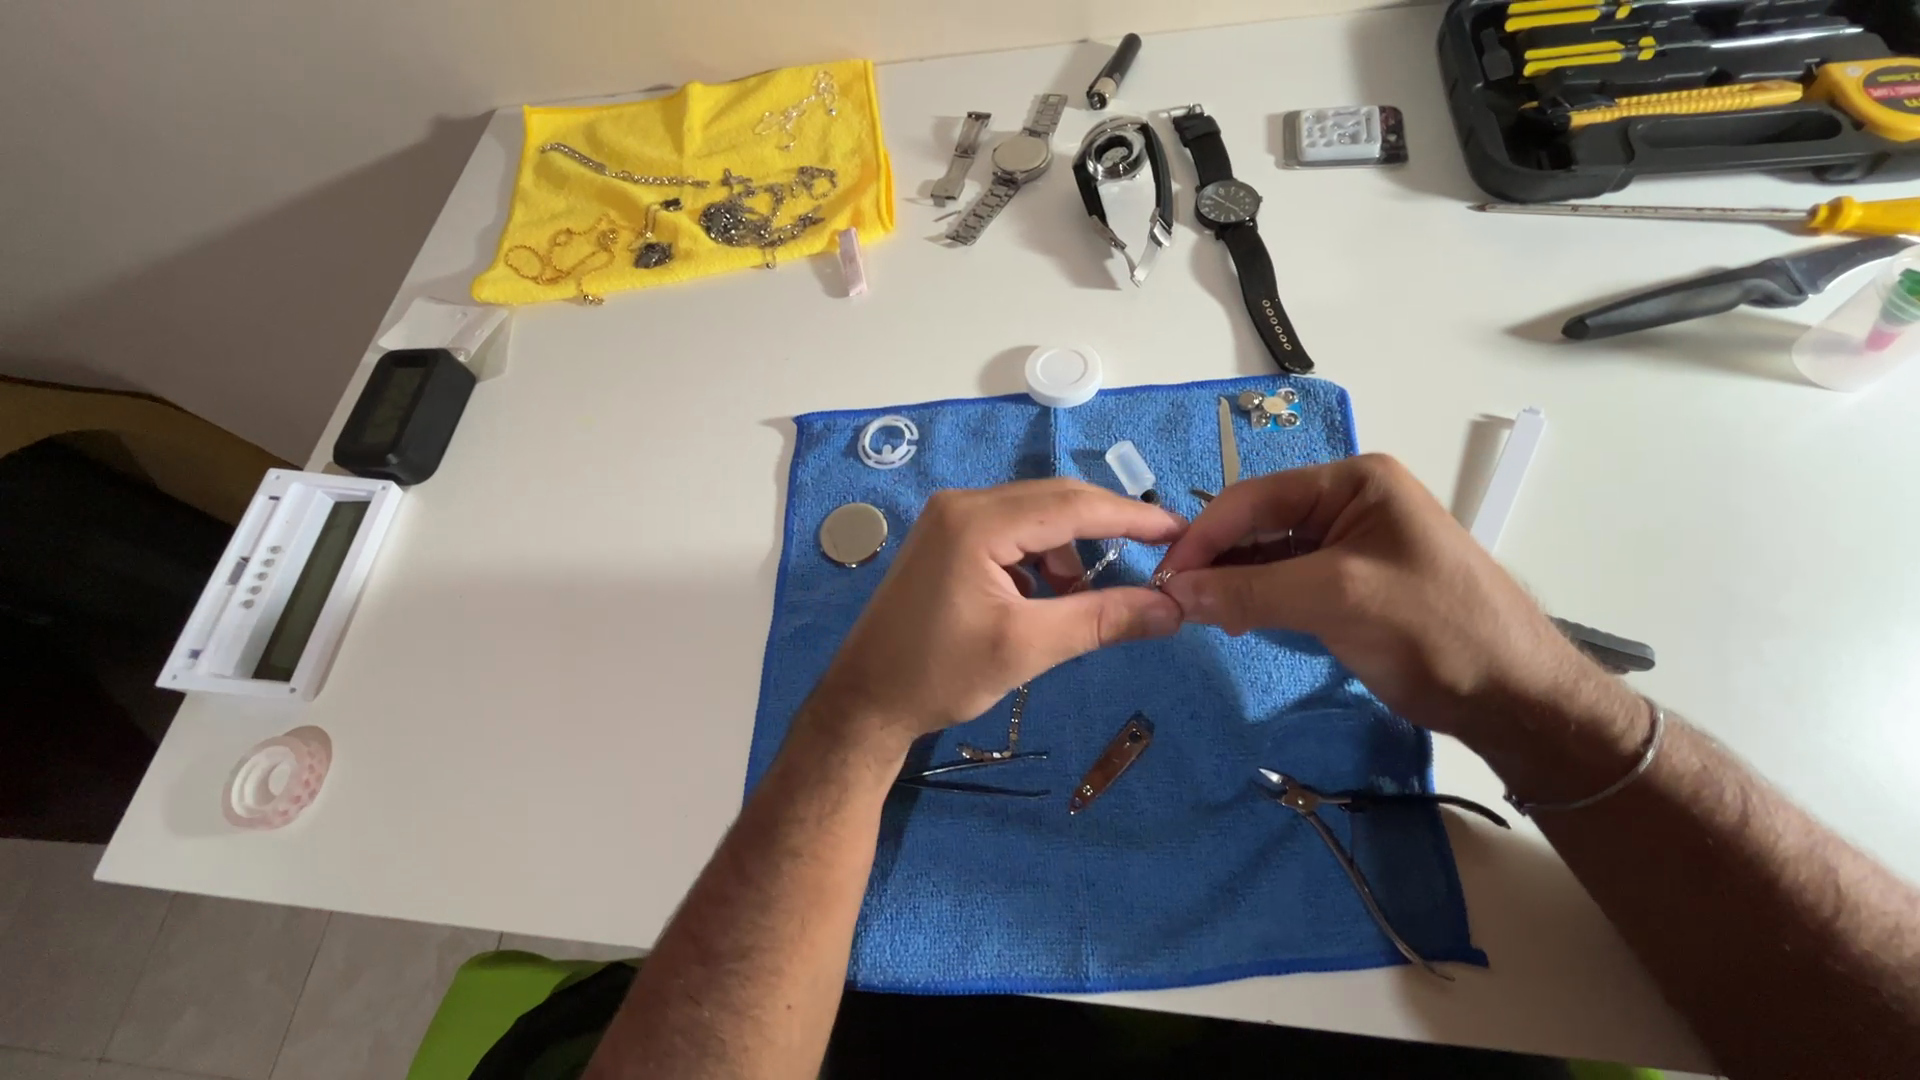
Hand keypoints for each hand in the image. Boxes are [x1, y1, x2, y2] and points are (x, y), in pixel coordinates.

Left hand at [808, 479, 1186, 750]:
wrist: (866, 701)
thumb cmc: (940, 675)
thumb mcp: (1028, 648)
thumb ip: (1102, 620)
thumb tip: (1172, 607)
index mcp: (978, 521)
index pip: (1073, 506)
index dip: (1132, 517)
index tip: (1181, 532)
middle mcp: (963, 503)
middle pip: (1055, 501)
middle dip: (1105, 531)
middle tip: (1153, 562)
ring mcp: (949, 518)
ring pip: (1034, 516)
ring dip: (1068, 550)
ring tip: (1079, 600)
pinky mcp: (945, 539)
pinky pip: (1010, 531)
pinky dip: (1039, 557)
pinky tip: (1042, 596)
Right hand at [1153, 454, 1608, 740]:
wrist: (1514, 699)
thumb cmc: (1434, 630)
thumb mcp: (1338, 599)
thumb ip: (1250, 590)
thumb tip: (1174, 590)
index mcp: (1353, 482)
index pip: (1254, 497)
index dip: (1204, 534)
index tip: (1165, 576)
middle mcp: (1346, 503)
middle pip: (1257, 523)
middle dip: (1216, 560)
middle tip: (1179, 602)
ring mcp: (1347, 544)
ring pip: (1266, 555)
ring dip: (1232, 583)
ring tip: (1204, 615)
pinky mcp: (1346, 584)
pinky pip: (1284, 581)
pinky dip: (1254, 599)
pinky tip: (1234, 619)